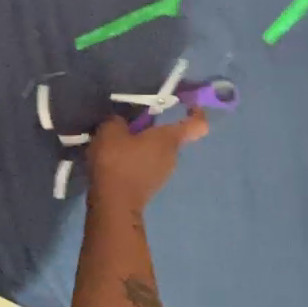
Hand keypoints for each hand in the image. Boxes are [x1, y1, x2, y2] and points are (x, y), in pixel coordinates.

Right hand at [86, 109, 208, 212]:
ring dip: (140, 147)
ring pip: (155, 152)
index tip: (187, 104)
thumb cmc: (117, 161)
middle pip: (169, 137)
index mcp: (168, 139)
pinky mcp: (150, 186)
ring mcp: (163, 173)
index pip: (197, 124)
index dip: (196, 112)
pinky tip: (113, 162)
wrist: (114, 202)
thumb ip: (117, 121)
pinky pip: (145, 166)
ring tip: (115, 146)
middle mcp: (172, 156)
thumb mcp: (110, 131)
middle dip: (151, 130)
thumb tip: (121, 123)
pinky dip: (133, 162)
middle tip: (127, 127)